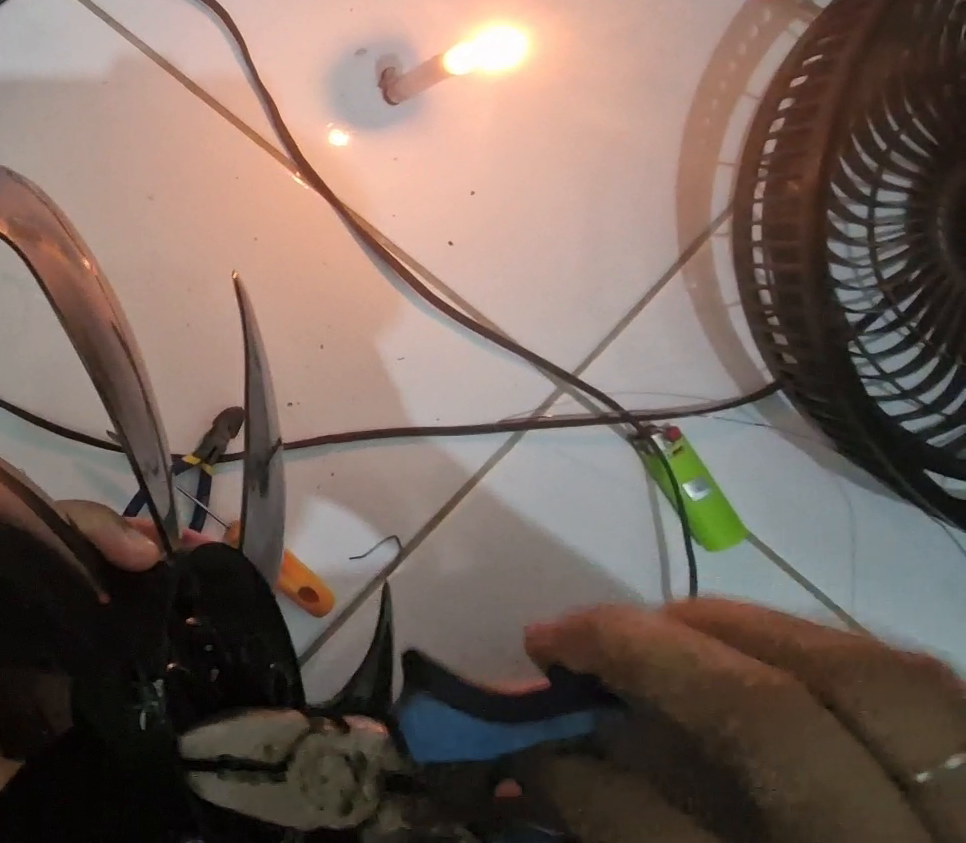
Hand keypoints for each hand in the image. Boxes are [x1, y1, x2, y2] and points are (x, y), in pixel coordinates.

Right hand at [507, 598, 965, 842]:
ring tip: (661, 622)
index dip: (567, 775)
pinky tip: (773, 653)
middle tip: (559, 637)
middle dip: (637, 650)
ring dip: (740, 627)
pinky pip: (945, 698)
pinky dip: (843, 657)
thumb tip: (549, 770)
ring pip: (874, 680)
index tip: (521, 746)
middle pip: (770, 721)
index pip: (655, 832)